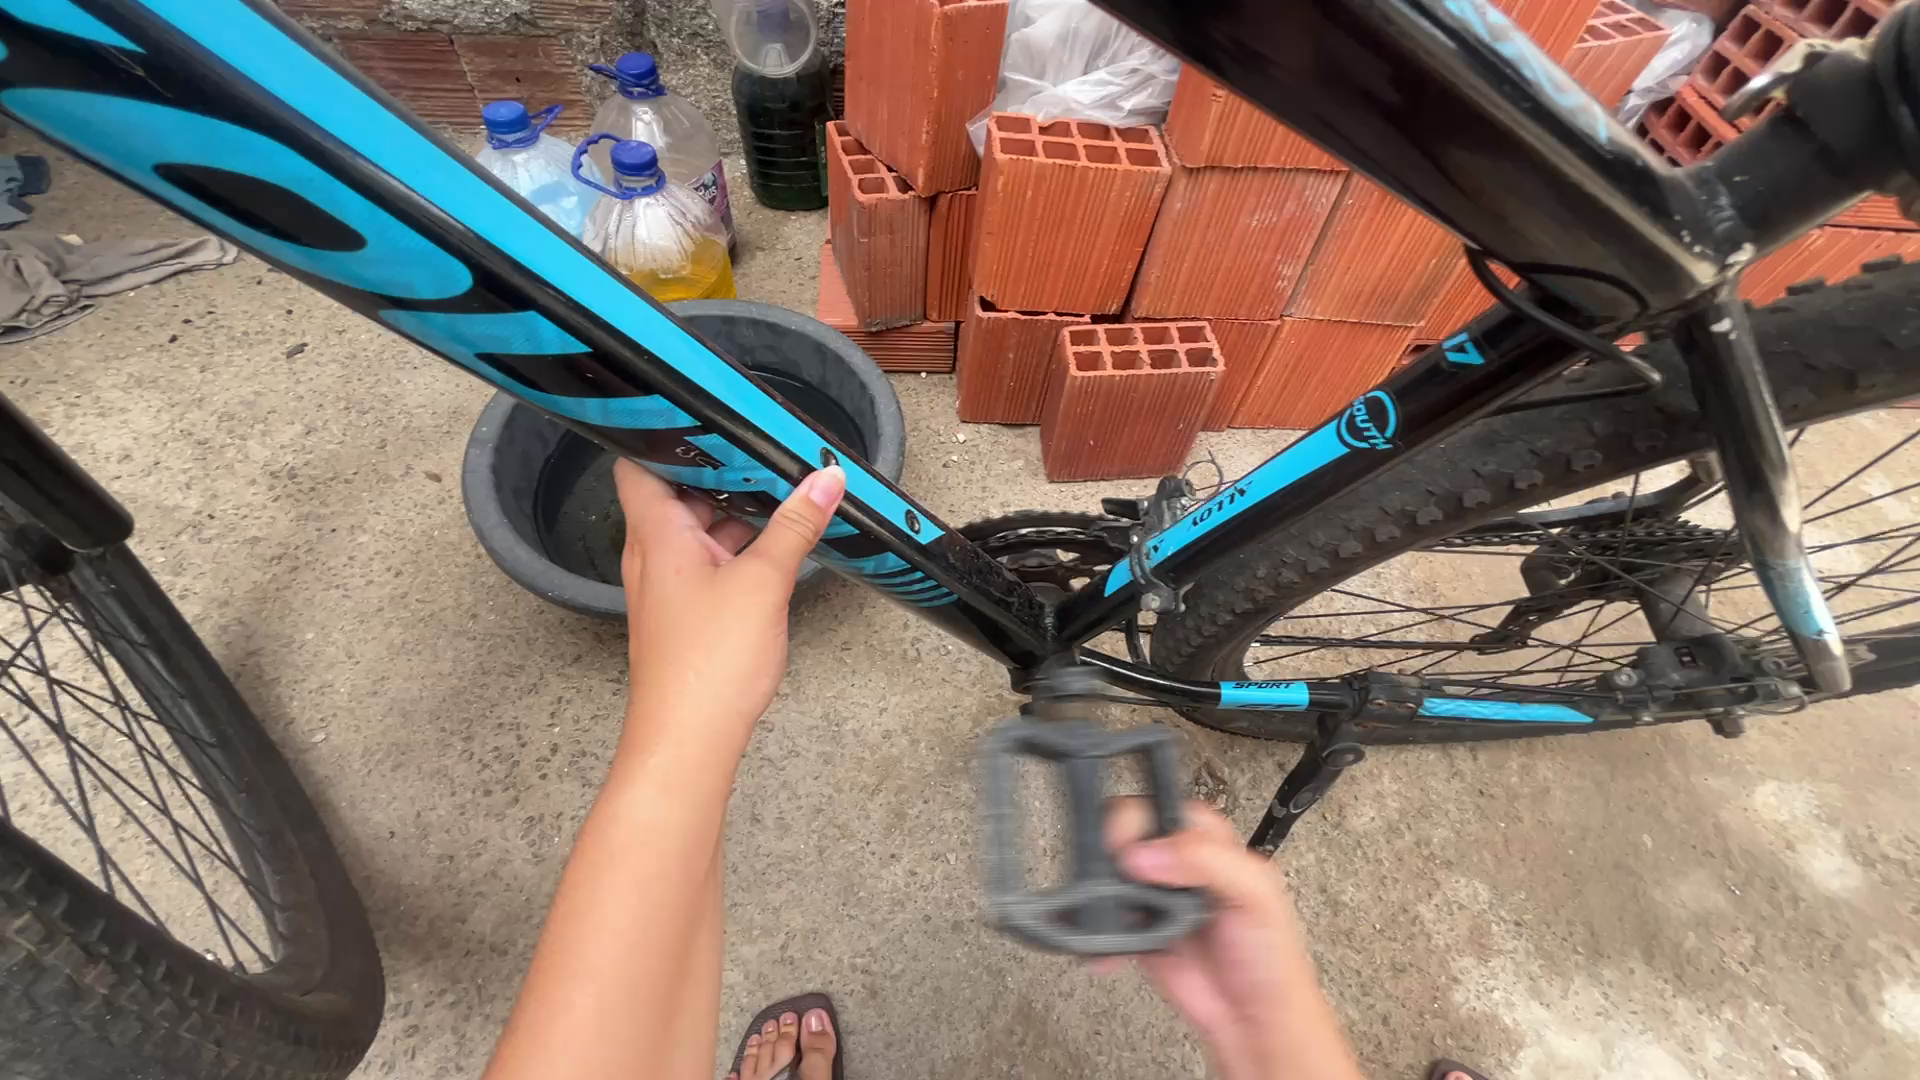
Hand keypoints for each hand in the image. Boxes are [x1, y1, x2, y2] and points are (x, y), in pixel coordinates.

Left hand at [612, 459, 844, 752]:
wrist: (690, 739)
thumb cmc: (710, 660)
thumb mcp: (763, 582)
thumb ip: (796, 525)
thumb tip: (826, 479)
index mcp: (656, 534)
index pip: (639, 462)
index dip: (666, 434)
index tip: (710, 414)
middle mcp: (654, 553)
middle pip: (678, 492)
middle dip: (723, 471)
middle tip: (770, 450)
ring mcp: (670, 583)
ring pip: (699, 528)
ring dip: (735, 511)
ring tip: (783, 490)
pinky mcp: (689, 609)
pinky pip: (711, 560)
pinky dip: (738, 546)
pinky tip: (776, 542)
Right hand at [1103, 800, 1364, 1079]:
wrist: (1255, 1023)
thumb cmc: (1270, 955)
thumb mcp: (1257, 894)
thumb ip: (1207, 859)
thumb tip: (1145, 853)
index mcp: (1202, 837)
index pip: (1157, 804)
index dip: (1137, 819)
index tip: (1130, 848)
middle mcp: (1173, 858)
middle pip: (1123, 831)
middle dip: (1111, 852)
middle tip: (1120, 880)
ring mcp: (1150, 891)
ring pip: (1106, 869)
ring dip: (1097, 889)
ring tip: (1108, 914)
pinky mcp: (1133, 925)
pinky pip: (1099, 913)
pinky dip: (1091, 927)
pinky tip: (1102, 945)